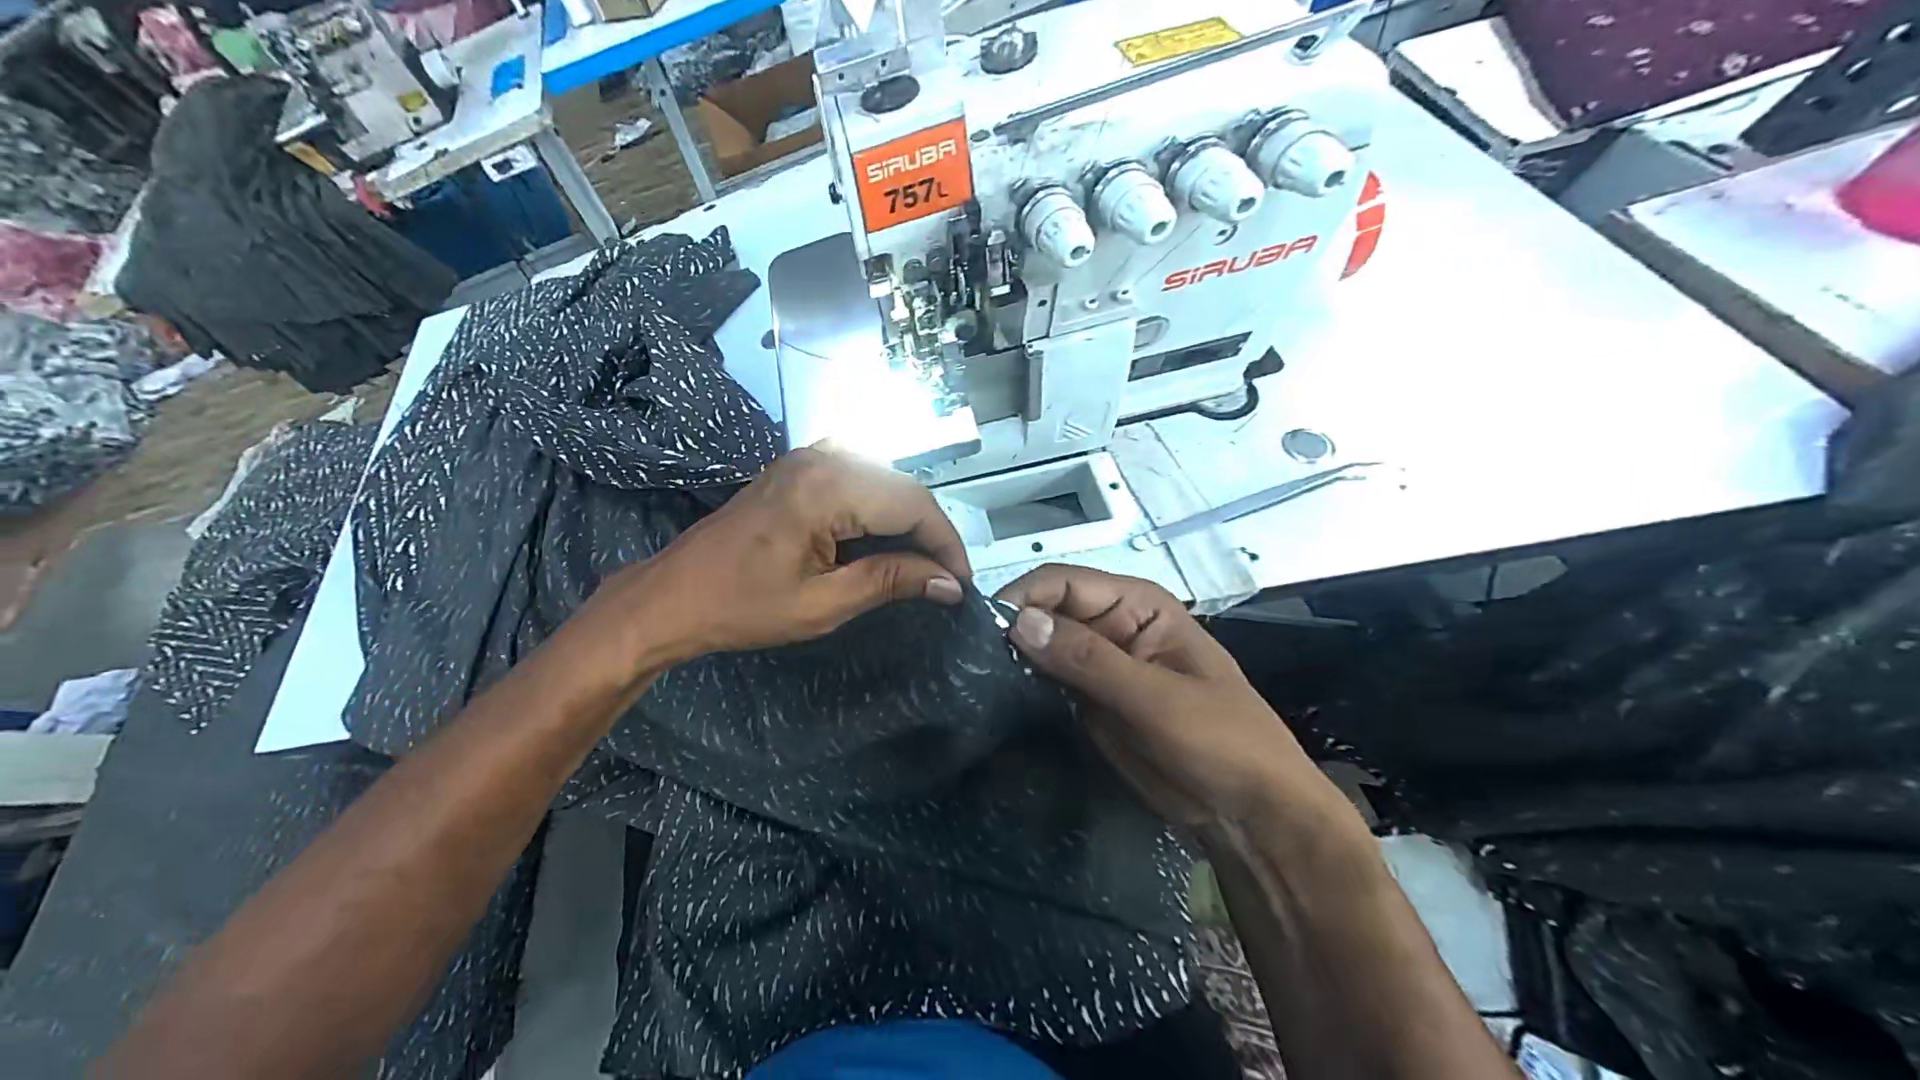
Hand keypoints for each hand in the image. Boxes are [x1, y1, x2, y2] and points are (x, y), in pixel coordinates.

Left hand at [581, 444, 970, 666]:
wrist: (673, 595)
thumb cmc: (743, 607)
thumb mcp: (823, 604)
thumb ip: (890, 583)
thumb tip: (950, 584)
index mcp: (827, 487)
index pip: (913, 504)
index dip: (946, 543)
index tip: (962, 582)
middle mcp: (822, 459)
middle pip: (902, 488)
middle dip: (931, 533)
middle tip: (945, 579)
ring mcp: (807, 459)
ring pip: (883, 482)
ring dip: (908, 521)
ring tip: (922, 564)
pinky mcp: (798, 469)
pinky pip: (858, 479)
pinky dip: (880, 509)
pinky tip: (885, 539)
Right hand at [996, 565, 1342, 829]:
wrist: (1248, 813)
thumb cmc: (1221, 741)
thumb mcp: (1157, 698)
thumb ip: (1088, 659)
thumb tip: (1018, 622)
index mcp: (1137, 604)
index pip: (1063, 583)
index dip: (1022, 599)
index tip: (981, 631)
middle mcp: (1112, 624)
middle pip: (1047, 610)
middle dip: (1011, 629)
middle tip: (966, 659)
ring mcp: (1098, 665)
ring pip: (1042, 646)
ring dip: (1012, 658)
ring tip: (970, 676)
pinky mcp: (1088, 701)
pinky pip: (1046, 681)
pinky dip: (1023, 686)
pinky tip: (992, 697)